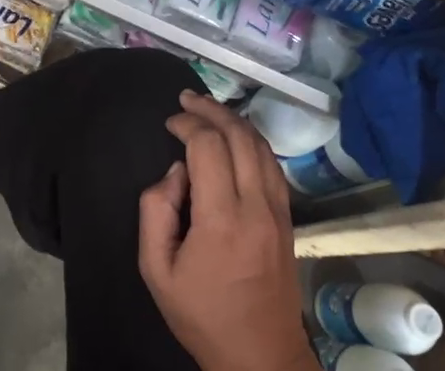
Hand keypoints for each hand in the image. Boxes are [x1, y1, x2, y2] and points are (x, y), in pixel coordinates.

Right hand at [140, 90, 312, 370]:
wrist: (261, 356)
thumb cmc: (202, 315)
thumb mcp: (156, 270)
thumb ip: (155, 211)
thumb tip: (174, 172)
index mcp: (222, 218)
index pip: (208, 147)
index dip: (187, 124)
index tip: (169, 123)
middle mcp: (256, 207)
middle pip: (240, 136)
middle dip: (212, 110)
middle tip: (186, 99)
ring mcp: (278, 212)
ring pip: (262, 146)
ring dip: (235, 121)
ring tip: (209, 109)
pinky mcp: (288, 220)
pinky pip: (274, 165)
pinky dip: (253, 141)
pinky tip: (235, 137)